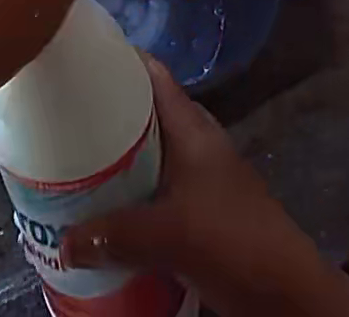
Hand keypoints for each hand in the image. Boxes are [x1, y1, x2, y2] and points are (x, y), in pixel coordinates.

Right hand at [62, 59, 348, 316]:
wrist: (286, 289)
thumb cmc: (232, 239)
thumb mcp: (169, 234)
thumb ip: (115, 234)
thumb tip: (62, 241)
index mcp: (191, 126)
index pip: (153, 74)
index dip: (120, 59)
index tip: (81, 58)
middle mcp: (194, 140)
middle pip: (146, 111)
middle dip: (107, 112)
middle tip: (63, 117)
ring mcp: (198, 172)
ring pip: (149, 150)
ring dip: (117, 156)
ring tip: (73, 161)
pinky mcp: (199, 204)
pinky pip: (155, 184)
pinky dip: (130, 189)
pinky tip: (104, 207)